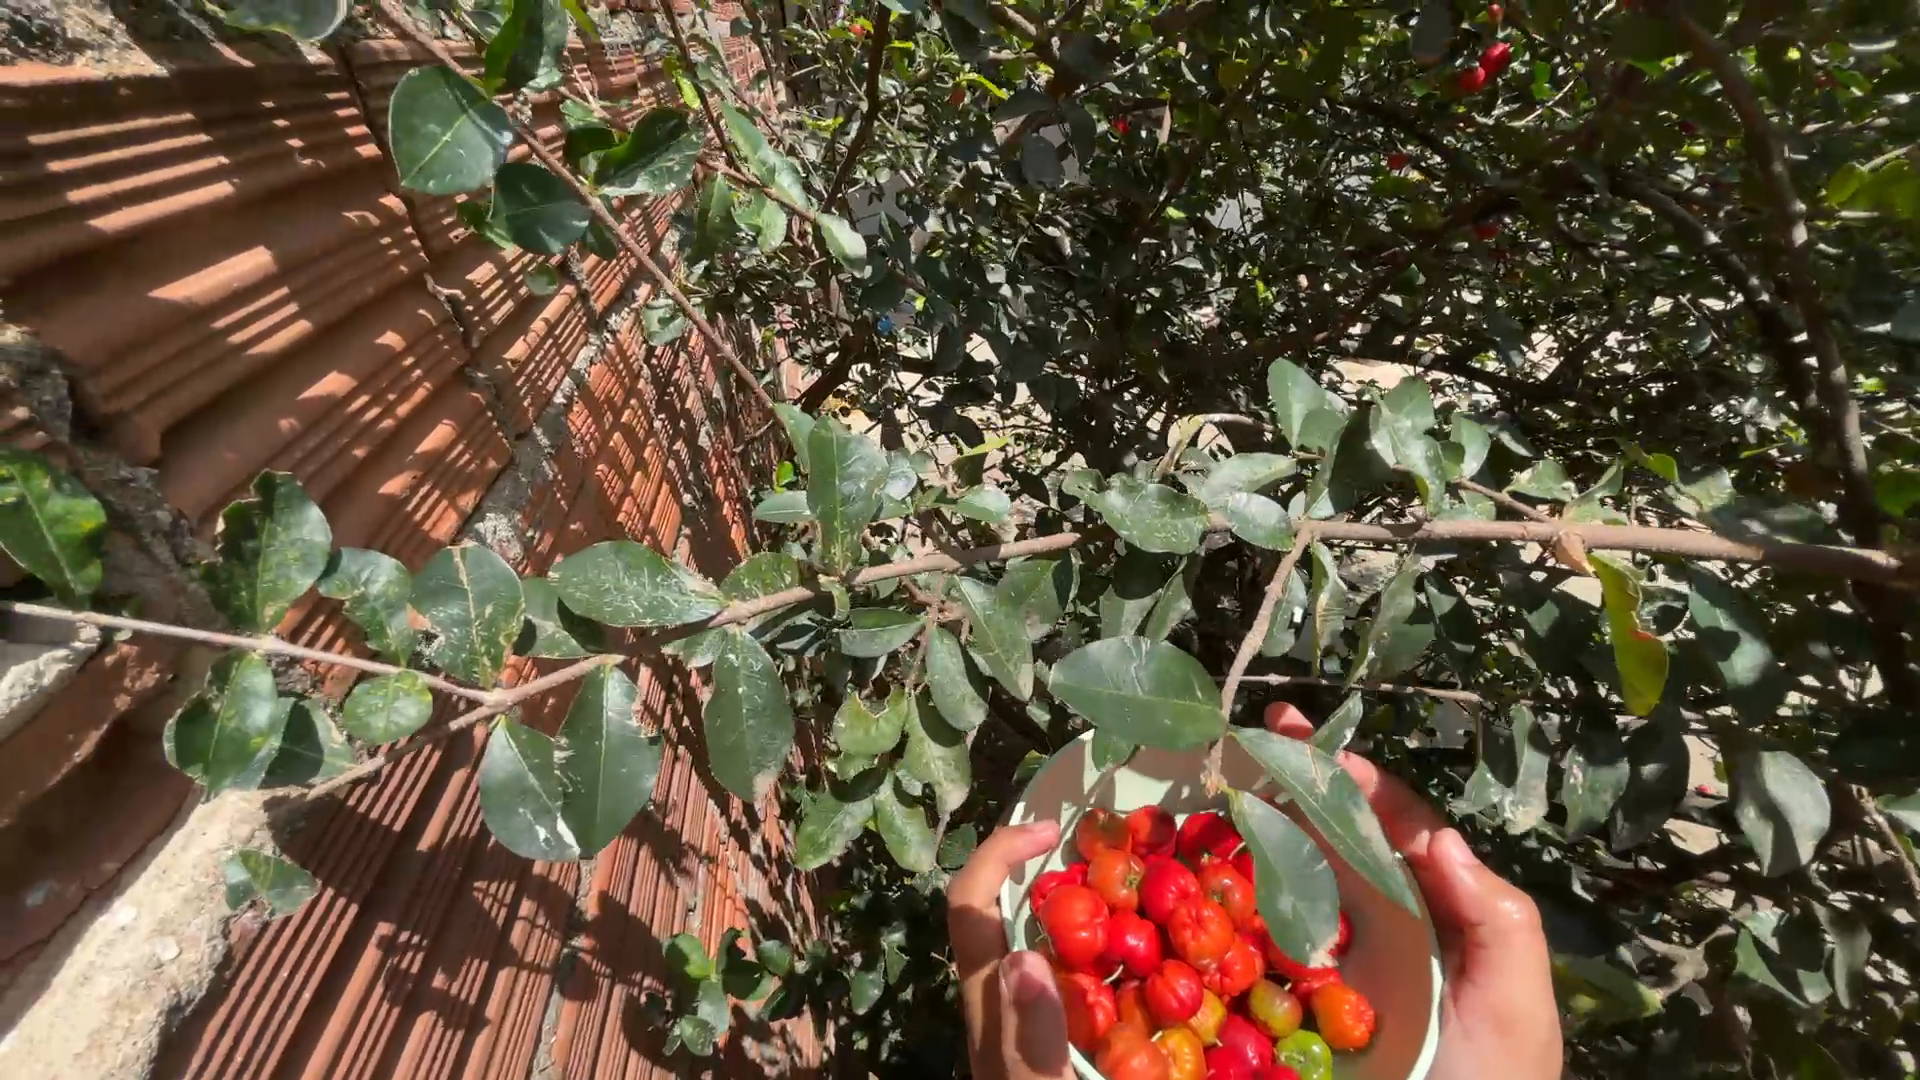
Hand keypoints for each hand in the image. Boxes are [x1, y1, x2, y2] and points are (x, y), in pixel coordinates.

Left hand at [949, 820, 1074, 1079]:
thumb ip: (1033, 1040)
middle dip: (1018, 858)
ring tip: (1096, 875)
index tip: (1047, 831)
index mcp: (986, 996)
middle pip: (983, 904)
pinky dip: (1069, 932)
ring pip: (1012, 927)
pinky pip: (1043, 958)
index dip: (999, 853)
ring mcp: (1008, 1006)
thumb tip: (1024, 960)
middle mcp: (991, 991)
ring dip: (1045, 891)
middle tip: (1072, 841)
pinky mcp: (1031, 1025)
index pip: (969, 902)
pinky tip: (1108, 939)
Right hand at [1264, 702, 1563, 1079]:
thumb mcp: (1514, 1008)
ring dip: (1271, 804)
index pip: (1397, 821)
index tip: (1320, 748)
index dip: (1360, 778)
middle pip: (1343, 823)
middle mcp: (1383, 904)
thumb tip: (1442, 838)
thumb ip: (1497, 925)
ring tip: (1234, 765)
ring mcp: (1336, 932)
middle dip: (1308, 769)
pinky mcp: (1296, 965)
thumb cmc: (1487, 1076)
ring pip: (1303, 853)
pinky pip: (1271, 906)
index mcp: (1434, 898)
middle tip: (1271, 725)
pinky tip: (1215, 842)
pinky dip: (1245, 868)